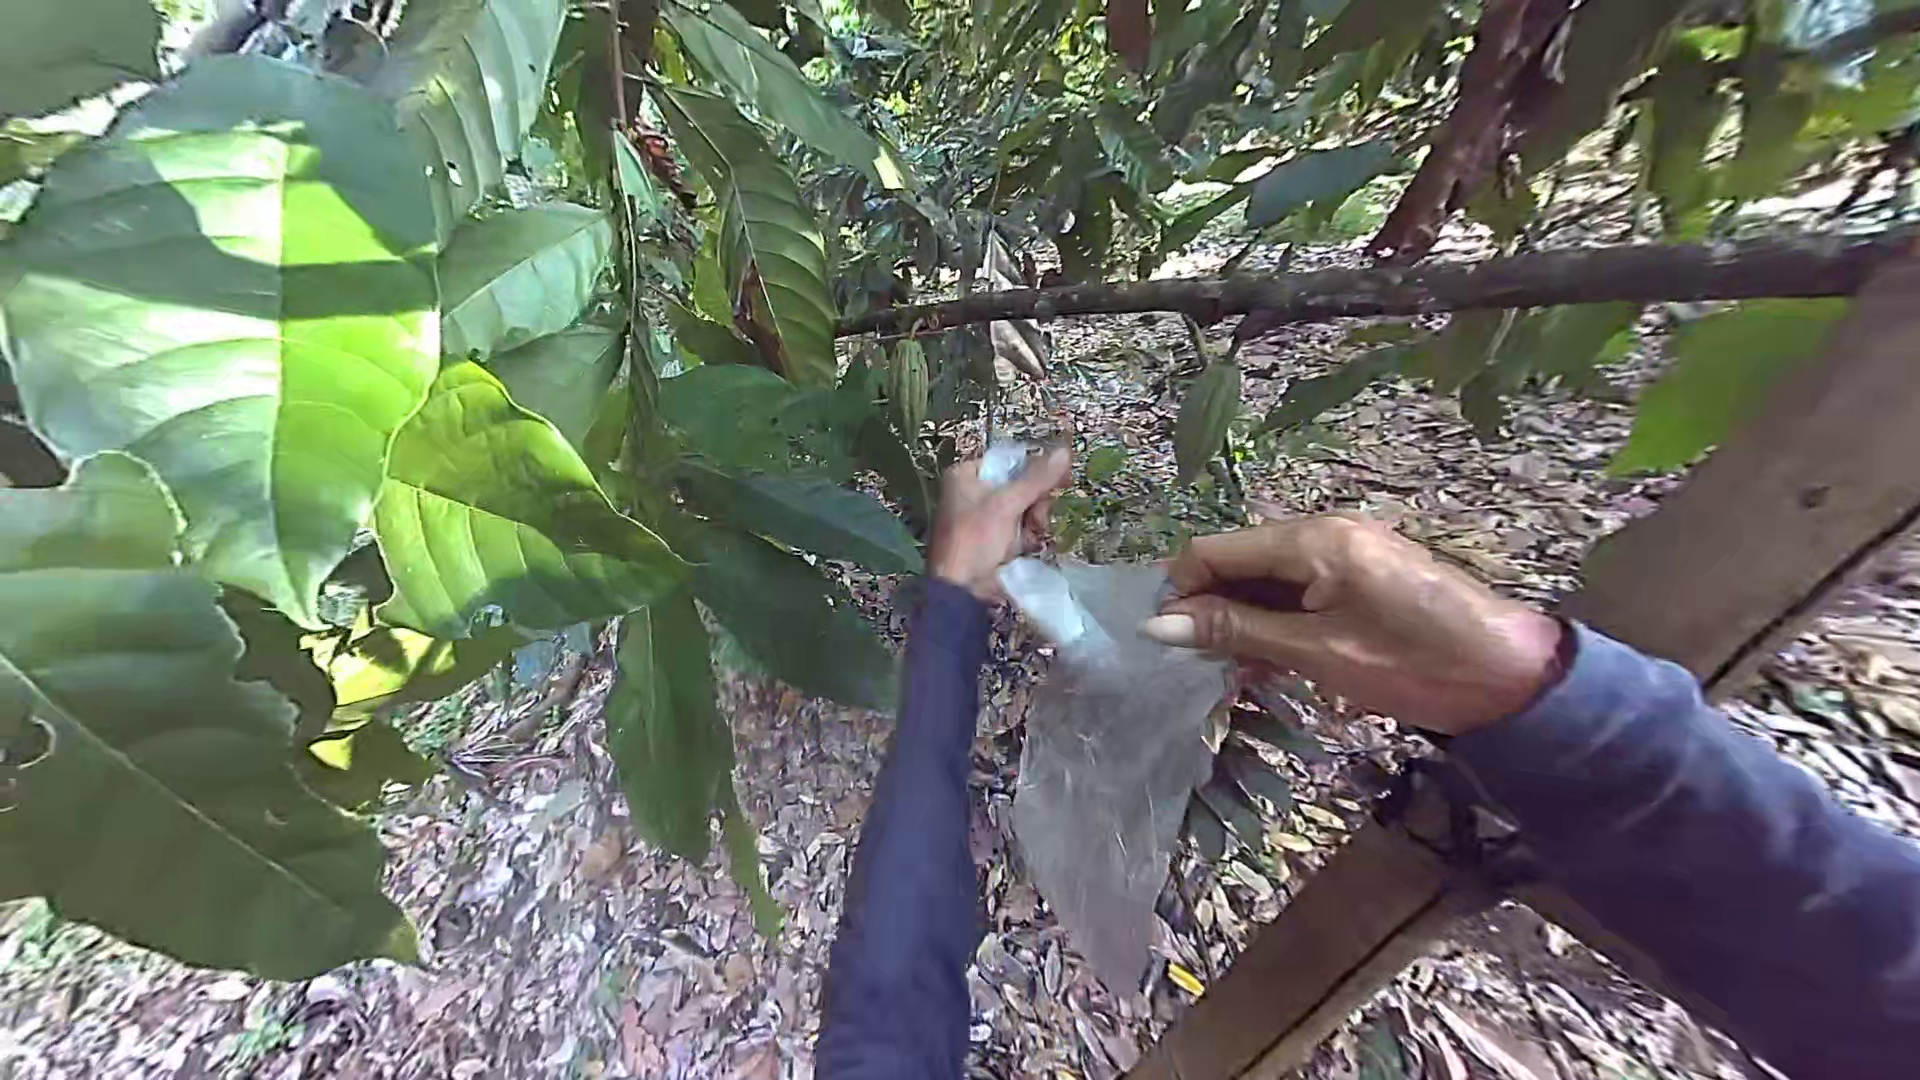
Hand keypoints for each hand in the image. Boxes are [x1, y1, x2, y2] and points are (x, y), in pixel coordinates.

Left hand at [927, 448, 1071, 599]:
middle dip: (1033, 504)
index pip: (1009, 461)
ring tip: (1029, 537)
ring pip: (1021, 508)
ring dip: (1030, 523)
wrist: (960, 590)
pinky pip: (1015, 528)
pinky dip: (1023, 537)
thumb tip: (1065, 451)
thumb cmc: (975, 540)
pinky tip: (1024, 548)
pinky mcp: (989, 539)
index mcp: (964, 475)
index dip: (1034, 471)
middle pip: (1018, 486)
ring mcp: (979, 517)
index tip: (1058, 481)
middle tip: (1036, 519)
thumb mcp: (1006, 505)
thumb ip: (1036, 479)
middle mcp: (970, 492)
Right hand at [1142, 516, 1564, 735]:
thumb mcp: (1314, 650)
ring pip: (1259, 577)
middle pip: (1234, 561)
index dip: (1181, 591)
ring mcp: (1339, 549)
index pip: (1213, 551)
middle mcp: (1319, 531)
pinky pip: (1291, 587)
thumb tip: (1157, 627)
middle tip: (1200, 657)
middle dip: (1208, 606)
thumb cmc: (1415, 664)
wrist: (1523, 683)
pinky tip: (1266, 655)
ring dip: (1238, 617)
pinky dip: (1270, 618)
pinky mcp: (1353, 571)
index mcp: (1310, 539)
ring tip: (1233, 664)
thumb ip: (1233, 631)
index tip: (1169, 637)